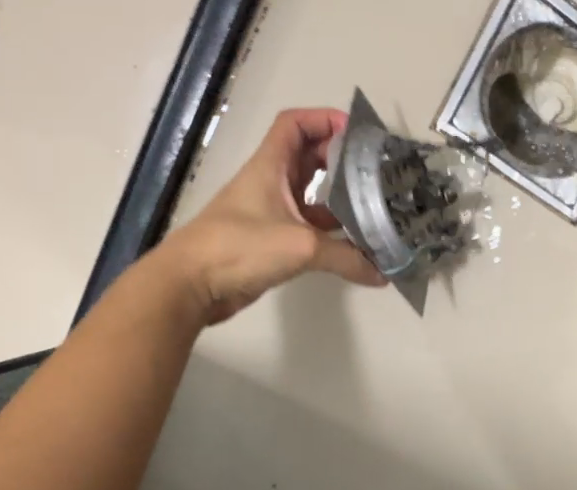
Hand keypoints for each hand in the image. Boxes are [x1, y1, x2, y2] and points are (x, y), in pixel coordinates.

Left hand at [156, 108, 386, 323]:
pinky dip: (335, 237)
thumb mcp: (301, 247)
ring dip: (341, 201)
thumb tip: (381, 274)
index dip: (324, 120)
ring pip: (313, 197)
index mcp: (270, 167)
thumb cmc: (240, 246)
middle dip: (341, 160)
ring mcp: (274, 214)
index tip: (357, 133)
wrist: (195, 282)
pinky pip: (312, 230)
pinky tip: (359, 250)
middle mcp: (272, 184)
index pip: (294, 125)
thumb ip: (346, 258)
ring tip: (376, 209)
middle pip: (309, 158)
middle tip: (375, 174)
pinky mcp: (275, 242)